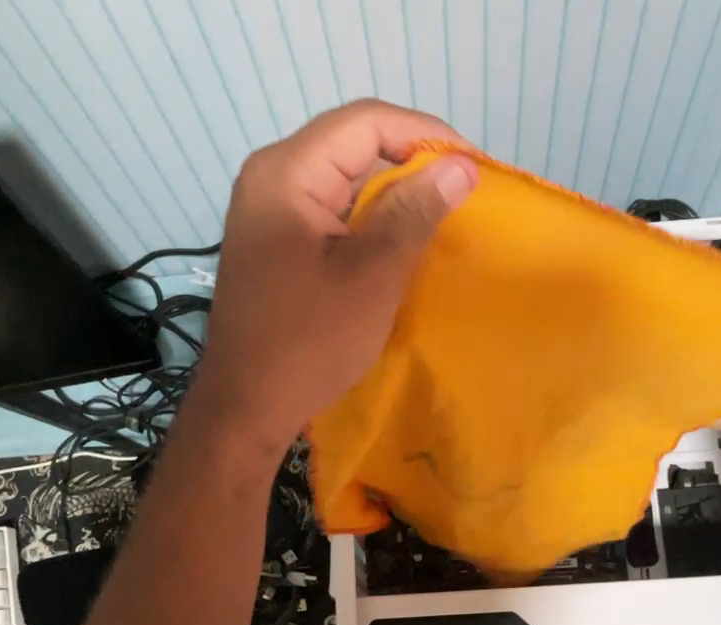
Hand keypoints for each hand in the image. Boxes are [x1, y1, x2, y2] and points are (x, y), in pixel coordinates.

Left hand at [192, 100, 477, 455]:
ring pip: (344, 179)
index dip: (426, 136)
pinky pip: (330, 211)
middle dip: (412, 163)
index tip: (474, 169)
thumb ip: (414, 214)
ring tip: (441, 217)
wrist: (246, 406)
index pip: (366, 122)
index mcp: (287, 173)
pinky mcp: (275, 241)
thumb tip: (460, 165)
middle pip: (352, 144)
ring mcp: (269, 210)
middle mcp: (271, 177)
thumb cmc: (308, 345)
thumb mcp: (370, 277)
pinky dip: (368, 220)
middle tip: (463, 194)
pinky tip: (399, 242)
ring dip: (393, 194)